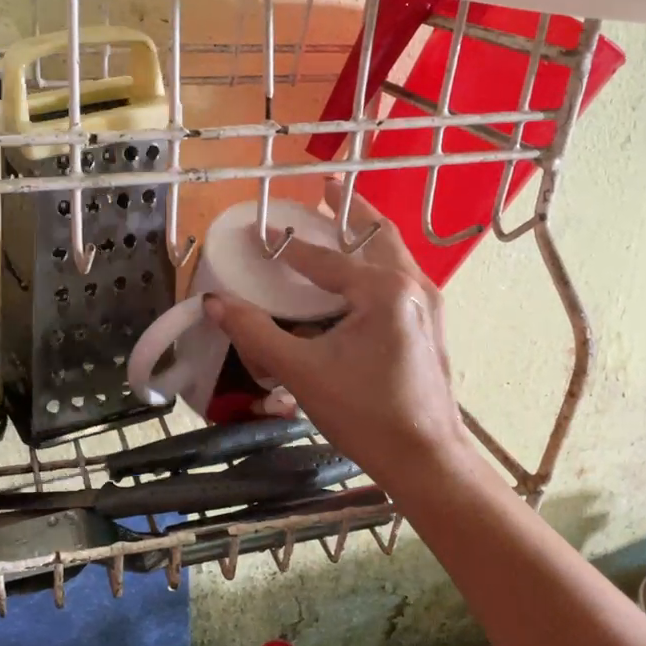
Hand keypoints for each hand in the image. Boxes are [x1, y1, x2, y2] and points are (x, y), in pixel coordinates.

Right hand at [203, 180, 466, 486]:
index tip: (258, 234)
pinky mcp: (432, 328)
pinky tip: (360, 281)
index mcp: (383, 290)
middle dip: (349, 210)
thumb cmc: (364, 414)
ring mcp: (430, 306)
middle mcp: (412, 286)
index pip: (323, 258)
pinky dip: (379, 265)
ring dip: (367, 234)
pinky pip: (402, 279)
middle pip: (376, 234)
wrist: (426, 459)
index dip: (285, 248)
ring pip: (395, 254)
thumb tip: (214, 304)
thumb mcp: (302, 372)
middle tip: (326, 187)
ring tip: (342, 222)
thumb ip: (256, 332)